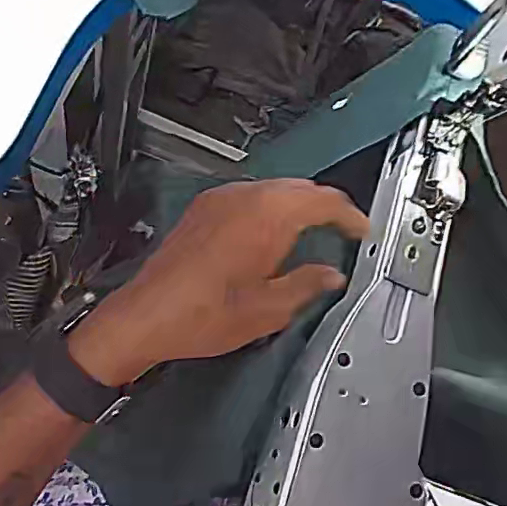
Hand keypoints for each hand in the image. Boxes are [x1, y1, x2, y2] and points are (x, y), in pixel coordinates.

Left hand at [68, 179, 370, 385]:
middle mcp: (244, 199)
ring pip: (274, 190)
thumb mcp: (270, 310)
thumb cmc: (199, 315)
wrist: (146, 317)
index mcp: (268, 217)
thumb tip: (330, 277)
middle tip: (342, 232)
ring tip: (311, 235)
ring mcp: (220, 200)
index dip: (351, 216)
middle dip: (326, 208)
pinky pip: (248, 198)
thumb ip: (308, 285)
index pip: (326, 200)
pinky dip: (269, 210)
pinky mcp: (202, 210)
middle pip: (300, 188)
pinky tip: (270, 237)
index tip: (361, 230)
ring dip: (297, 207)